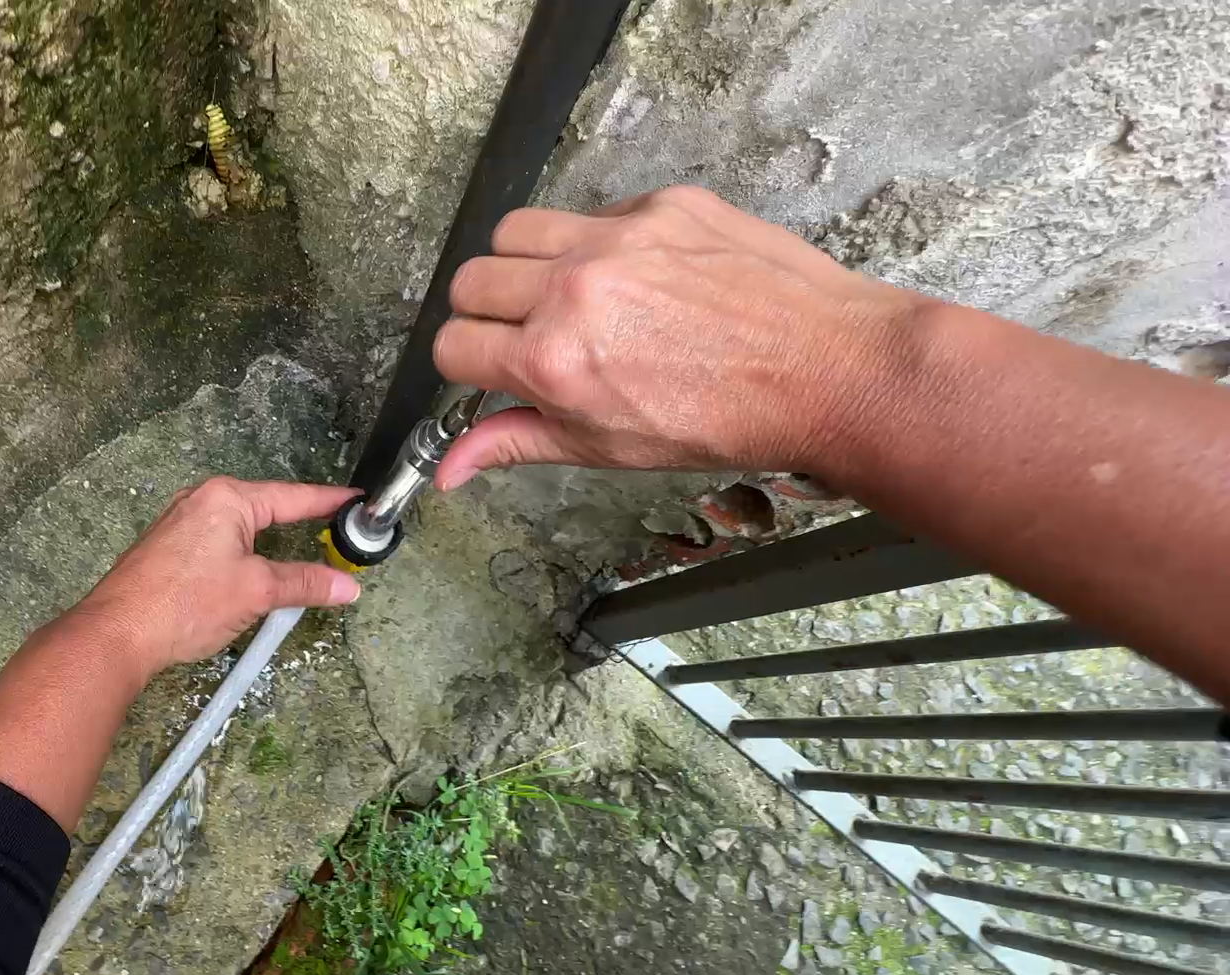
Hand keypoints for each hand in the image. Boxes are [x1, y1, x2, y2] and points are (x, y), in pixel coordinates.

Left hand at [66, 478, 361, 676]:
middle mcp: (201, 500)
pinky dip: (245, 553)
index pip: (292, 497)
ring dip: (270, 543)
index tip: (358, 501)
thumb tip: (347, 587)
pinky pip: (220, 542)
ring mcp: (180, 522)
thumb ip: (304, 583)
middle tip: (336, 532)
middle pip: (265, 509)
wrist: (117, 634)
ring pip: (241, 528)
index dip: (329, 501)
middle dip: (300, 522)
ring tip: (301, 552)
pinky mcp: (168, 548)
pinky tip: (253, 570)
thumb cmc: (187, 603)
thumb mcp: (256, 591)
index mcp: (226, 498)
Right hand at [431, 185, 931, 487]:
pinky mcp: (661, 206)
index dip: (462, 366)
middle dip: (481, 315)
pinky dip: (587, 244)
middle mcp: (572, 291)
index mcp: (552, 360)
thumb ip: (512, 444)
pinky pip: (587, 213)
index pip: (451, 346)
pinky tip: (626, 276)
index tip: (488, 370)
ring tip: (557, 294)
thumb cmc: (711, 422)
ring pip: (512, 232)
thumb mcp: (599, 447)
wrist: (824, 370)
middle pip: (468, 283)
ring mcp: (616, 239)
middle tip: (520, 334)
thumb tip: (448, 470)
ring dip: (518, 266)